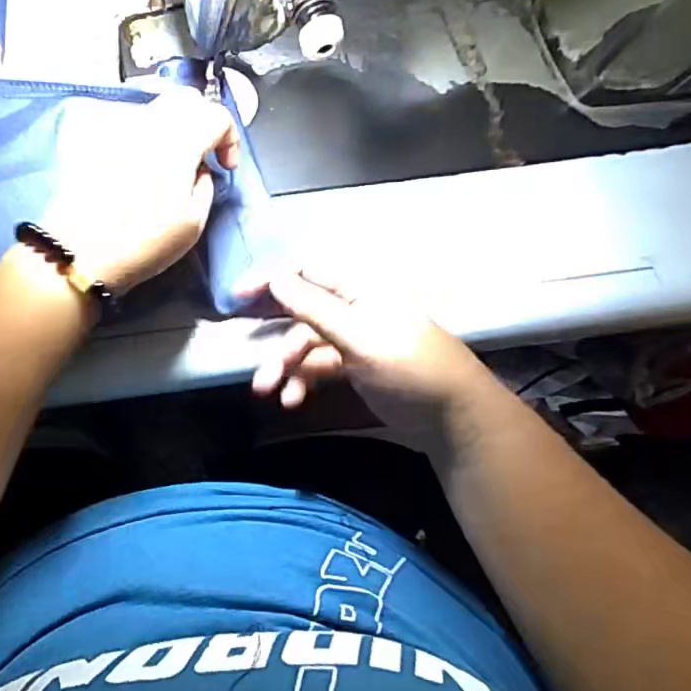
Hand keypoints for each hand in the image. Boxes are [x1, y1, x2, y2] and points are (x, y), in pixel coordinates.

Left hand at [41, 91, 239, 292]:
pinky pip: (129, 128)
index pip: (217, 115)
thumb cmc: (142, 241)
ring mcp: (118, 129)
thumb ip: (205, 185)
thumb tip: (199, 171)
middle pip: (185, 100)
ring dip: (172, 130)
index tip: (224, 166)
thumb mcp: (194, 222)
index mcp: (179, 139)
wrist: (80, 250)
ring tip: (172, 165)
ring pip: (155, 111)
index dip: (229, 138)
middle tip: (203, 154)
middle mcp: (148, 123)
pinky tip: (142, 170)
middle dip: (202, 122)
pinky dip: (144, 140)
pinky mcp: (95, 142)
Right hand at [250, 269, 501, 453]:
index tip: (238, 298)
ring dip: (286, 368)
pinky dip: (303, 381)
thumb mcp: (358, 336)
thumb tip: (276, 279)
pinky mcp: (355, 367)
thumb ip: (314, 308)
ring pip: (307, 347)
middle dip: (278, 342)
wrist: (452, 417)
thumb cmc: (409, 366)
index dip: (272, 282)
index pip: (307, 274)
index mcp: (360, 290)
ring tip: (270, 393)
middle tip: (255, 366)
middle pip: (302, 314)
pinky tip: (293, 401)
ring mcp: (354, 340)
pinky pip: (319, 368)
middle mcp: (354, 309)